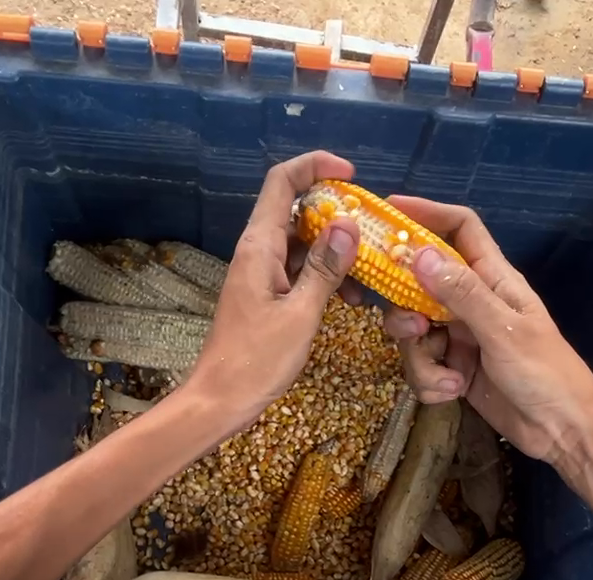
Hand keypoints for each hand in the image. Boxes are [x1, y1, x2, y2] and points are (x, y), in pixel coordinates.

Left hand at [180, 151, 360, 432]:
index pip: (282, 182)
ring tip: (367, 276)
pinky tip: (349, 298)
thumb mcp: (300, 315)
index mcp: (260, 247)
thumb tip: (348, 224)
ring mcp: (261, 275)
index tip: (352, 176)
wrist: (220, 400)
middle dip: (336, 215)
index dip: (315, 166)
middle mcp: (257, 252)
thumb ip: (325, 269)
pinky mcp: (266, 296)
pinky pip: (298, 272)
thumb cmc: (257, 361)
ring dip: (334, 252)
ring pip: (302, 244)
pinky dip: (324, 277)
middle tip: (372, 235)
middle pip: (297, 210)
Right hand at [379, 197, 592, 462]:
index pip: (459, 229)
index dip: (426, 214)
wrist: (562, 431)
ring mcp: (460, 338)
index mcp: (493, 280)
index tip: (388, 212)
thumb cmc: (545, 373)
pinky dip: (430, 383)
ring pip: (414, 334)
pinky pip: (422, 368)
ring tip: (448, 381)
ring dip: (421, 361)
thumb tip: (418, 254)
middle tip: (412, 332)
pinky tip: (452, 395)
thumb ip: (461, 294)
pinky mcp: (454, 371)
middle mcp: (472, 303)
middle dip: (405, 311)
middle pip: (419, 287)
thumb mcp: (502, 331)